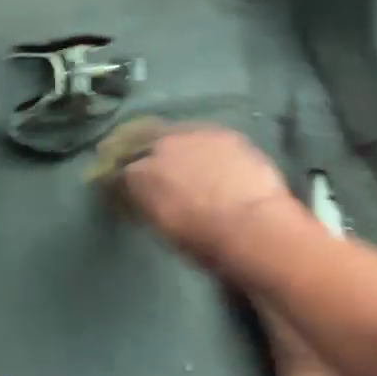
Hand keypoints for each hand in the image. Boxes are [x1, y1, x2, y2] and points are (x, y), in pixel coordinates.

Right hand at [119, 124, 298, 270]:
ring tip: (194, 166)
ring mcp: (193, 134)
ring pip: (178, 136)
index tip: (134, 191)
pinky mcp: (223, 133)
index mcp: (139, 176)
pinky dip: (209, 149)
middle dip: (152, 158)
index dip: (130, 182)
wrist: (253, 227)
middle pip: (149, 145)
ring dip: (181, 149)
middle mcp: (160, 147)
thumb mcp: (164, 229)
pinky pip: (208, 137)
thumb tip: (148, 199)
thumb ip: (149, 206)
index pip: (124, 173)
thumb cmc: (204, 242)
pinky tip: (220, 163)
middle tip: (163, 175)